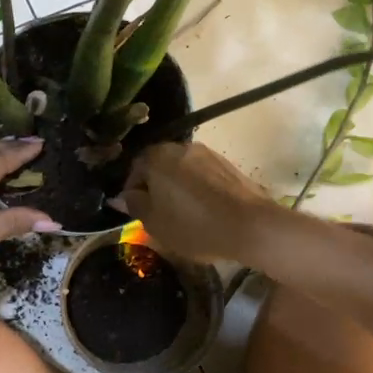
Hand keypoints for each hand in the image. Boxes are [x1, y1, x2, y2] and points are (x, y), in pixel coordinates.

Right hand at [112, 142, 271, 263]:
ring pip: (181, 169)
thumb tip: (120, 197)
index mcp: (156, 157)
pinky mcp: (227, 163)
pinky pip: (202, 174)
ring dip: (177, 187)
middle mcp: (180, 147)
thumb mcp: (154, 223)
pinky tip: (204, 210)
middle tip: (159, 214)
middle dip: (156, 188)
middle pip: (159, 166)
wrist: (251, 226)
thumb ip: (134, 205)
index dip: (133, 193)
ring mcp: (206, 153)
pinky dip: (197, 188)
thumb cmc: (194, 226)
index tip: (138, 213)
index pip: (134, 169)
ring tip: (183, 214)